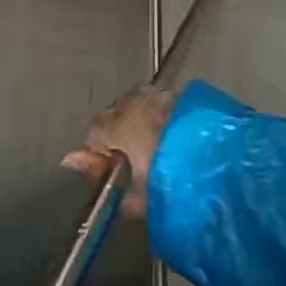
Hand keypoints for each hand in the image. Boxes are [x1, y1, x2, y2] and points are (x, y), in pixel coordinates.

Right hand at [61, 84, 171, 218]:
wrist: (214, 158)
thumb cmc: (168, 180)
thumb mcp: (131, 193)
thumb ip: (96, 175)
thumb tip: (71, 161)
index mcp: (118, 121)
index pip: (93, 132)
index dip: (99, 153)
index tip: (111, 171)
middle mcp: (136, 99)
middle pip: (115, 114)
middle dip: (118, 134)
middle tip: (132, 162)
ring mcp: (160, 91)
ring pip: (137, 105)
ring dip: (139, 122)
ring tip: (153, 149)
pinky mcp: (181, 92)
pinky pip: (159, 101)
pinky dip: (159, 115)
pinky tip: (170, 136)